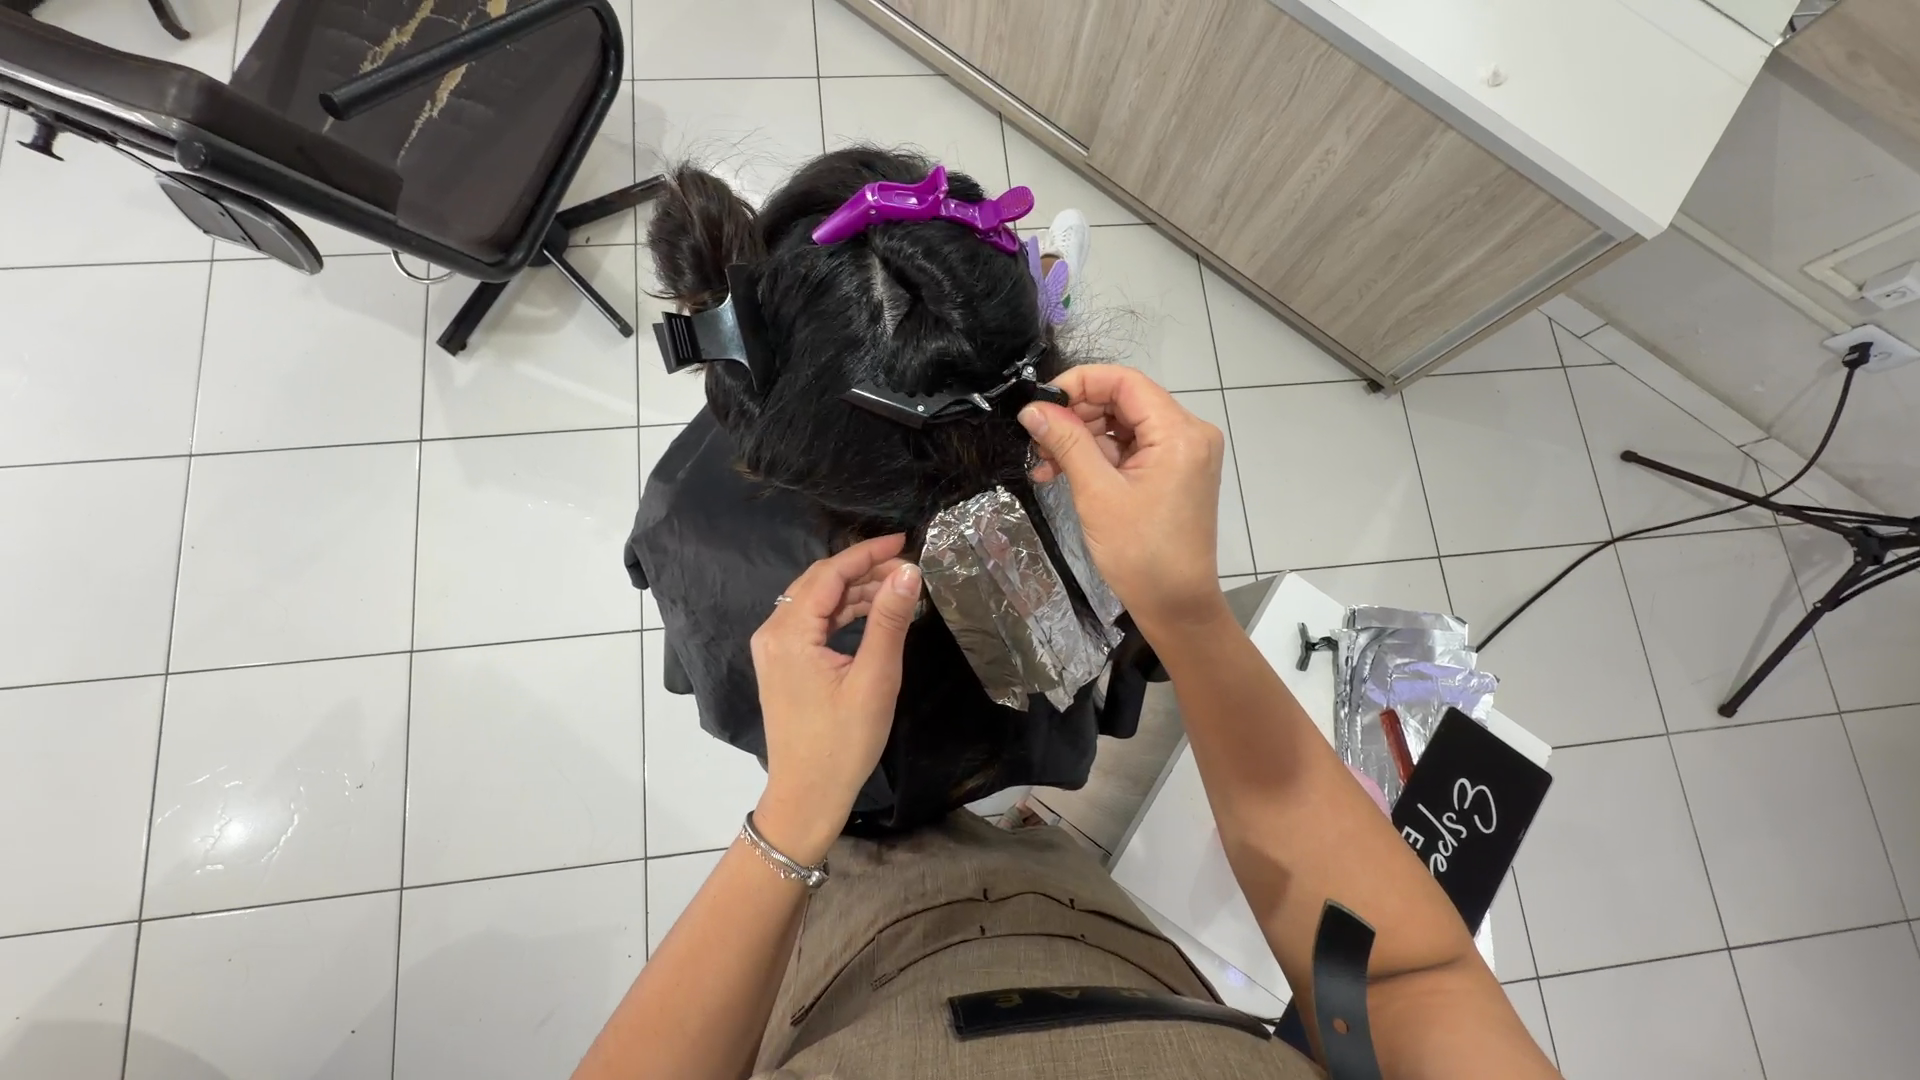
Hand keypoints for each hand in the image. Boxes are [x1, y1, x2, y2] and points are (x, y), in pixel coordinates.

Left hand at [748, 534, 921, 863]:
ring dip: (855, 591)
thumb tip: (908, 572)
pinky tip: (872, 613)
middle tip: (907, 567)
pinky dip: (843, 613)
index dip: (867, 553)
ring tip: (897, 590)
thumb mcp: (874, 679)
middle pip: (819, 582)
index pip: (829, 574)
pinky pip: (813, 622)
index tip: (904, 542)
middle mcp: (773, 632)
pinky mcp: (782, 663)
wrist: (807, 796)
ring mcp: (774, 649)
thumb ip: (888, 620)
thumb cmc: (842, 742)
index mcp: (789, 633)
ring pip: (817, 601)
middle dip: (863, 569)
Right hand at [1020, 365, 1227, 634]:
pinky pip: (1129, 449)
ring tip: (1045, 465)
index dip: (1079, 383)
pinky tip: (1063, 473)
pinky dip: (1097, 457)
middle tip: (1038, 441)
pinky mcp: (1172, 473)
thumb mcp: (1097, 493)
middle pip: (1123, 402)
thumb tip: (1032, 409)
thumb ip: (1066, 442)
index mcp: (1179, 432)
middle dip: (1076, 416)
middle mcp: (1188, 433)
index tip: (1040, 403)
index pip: (1125, 382)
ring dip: (1081, 439)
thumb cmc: (1141, 553)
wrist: (1175, 605)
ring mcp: (1182, 454)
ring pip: (1122, 426)